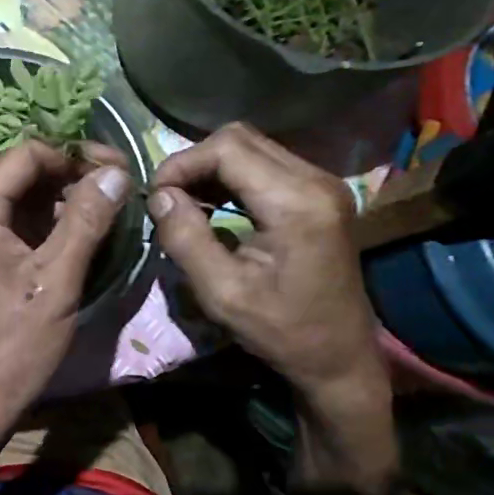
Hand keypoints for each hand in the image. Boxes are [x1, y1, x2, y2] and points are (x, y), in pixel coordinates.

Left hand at [0, 141, 130, 441]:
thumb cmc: (18, 340)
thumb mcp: (58, 277)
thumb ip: (86, 219)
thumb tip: (117, 172)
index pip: (27, 155)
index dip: (74, 155)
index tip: (118, 169)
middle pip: (26, 171)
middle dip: (74, 172)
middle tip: (121, 185)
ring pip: (27, 195)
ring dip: (68, 195)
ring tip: (113, 206)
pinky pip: (24, 219)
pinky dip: (56, 218)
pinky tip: (89, 227)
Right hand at [147, 122, 383, 399]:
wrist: (338, 357)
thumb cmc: (281, 330)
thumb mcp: (221, 293)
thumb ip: (186, 239)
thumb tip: (158, 196)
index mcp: (296, 203)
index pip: (227, 148)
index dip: (182, 163)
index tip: (155, 197)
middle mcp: (316, 180)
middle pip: (240, 138)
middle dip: (193, 161)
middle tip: (167, 198)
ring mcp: (322, 184)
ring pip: (251, 146)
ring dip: (210, 168)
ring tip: (184, 203)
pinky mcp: (319, 194)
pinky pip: (264, 164)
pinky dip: (230, 176)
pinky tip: (212, 206)